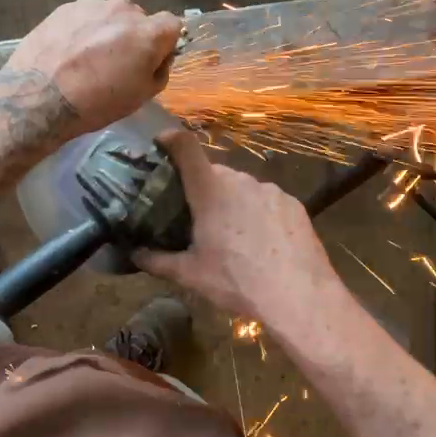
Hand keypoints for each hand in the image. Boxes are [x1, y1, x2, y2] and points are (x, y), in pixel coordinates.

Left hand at [4, 0, 182, 134]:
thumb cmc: (96, 102)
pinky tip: (66, 51)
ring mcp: (90, 5)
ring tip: (86, 56)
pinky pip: (82, 15)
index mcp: (147, 32)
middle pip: (137, 17)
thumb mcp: (141, 96)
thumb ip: (158, 69)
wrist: (39, 97)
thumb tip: (157, 57)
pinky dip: (80, 28)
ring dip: (104, 29)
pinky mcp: (63, 7)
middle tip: (114, 61)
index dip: (163, 42)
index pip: (171, 24)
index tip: (149, 60)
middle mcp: (122, 9)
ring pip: (108, 14)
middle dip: (131, 35)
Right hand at [135, 129, 342, 324]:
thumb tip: (133, 254)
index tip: (160, 143)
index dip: (170, 139)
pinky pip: (266, 200)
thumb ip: (158, 261)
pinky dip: (258, 213)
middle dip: (203, 189)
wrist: (301, 297)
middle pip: (213, 173)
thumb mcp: (191, 275)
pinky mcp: (293, 204)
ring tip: (233, 236)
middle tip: (198, 218)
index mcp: (209, 190)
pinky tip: (263, 242)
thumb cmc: (237, 281)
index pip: (185, 147)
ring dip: (232, 202)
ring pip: (241, 187)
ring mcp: (269, 190)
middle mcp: (239, 180)